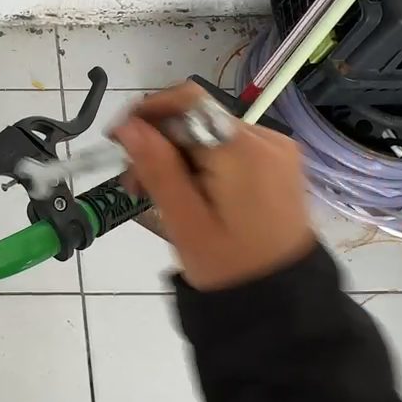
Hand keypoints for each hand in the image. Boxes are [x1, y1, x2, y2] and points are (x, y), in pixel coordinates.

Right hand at [113, 84, 314, 289]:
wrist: (283, 300)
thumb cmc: (228, 266)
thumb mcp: (184, 221)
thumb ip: (157, 167)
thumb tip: (128, 125)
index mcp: (243, 150)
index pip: (187, 101)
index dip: (146, 112)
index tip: (118, 139)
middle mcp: (265, 139)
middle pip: (195, 118)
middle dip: (157, 143)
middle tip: (134, 185)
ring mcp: (275, 151)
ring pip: (207, 133)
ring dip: (175, 155)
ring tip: (157, 195)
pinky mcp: (276, 165)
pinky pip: (226, 148)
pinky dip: (200, 163)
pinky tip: (188, 194)